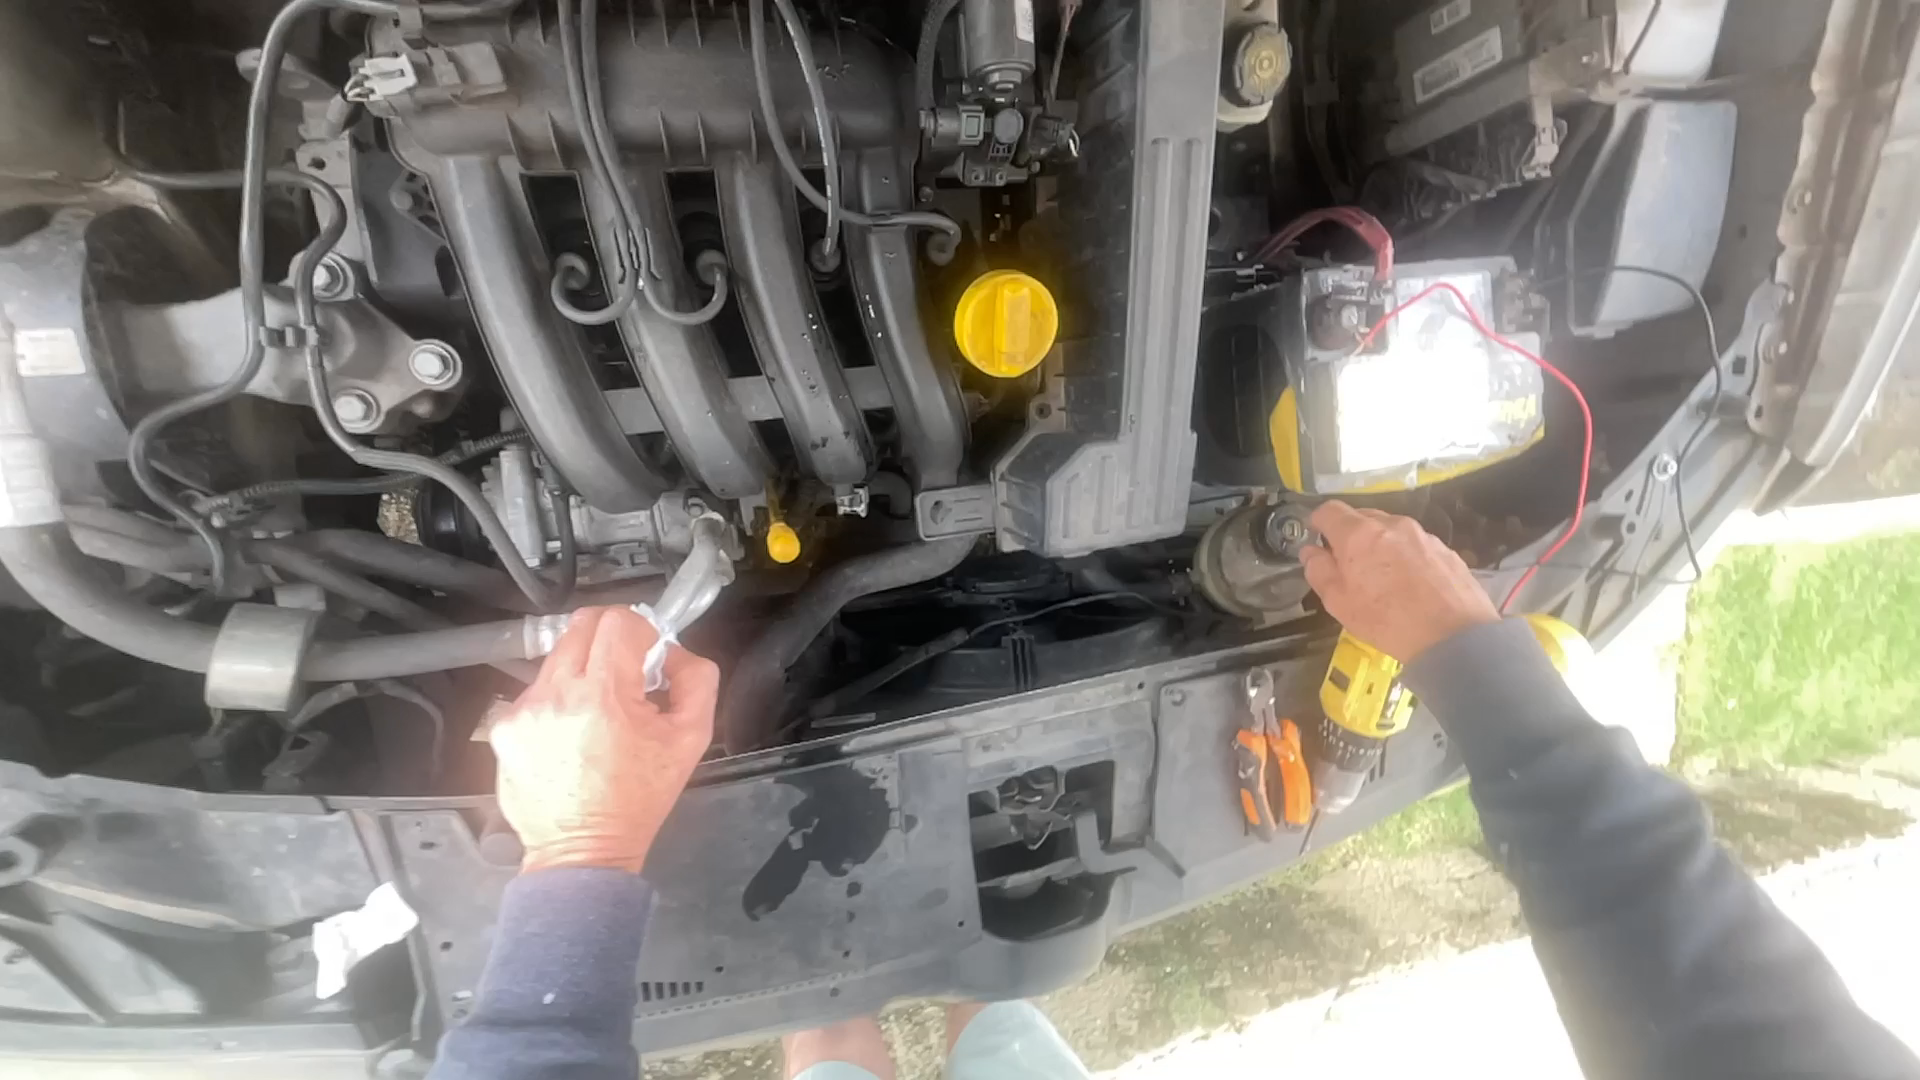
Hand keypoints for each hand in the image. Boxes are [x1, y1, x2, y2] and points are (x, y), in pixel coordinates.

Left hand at [487, 606, 718, 874]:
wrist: (583, 851)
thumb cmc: (642, 795)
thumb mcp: (693, 736)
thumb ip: (696, 678)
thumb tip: (672, 652)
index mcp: (604, 694)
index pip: (618, 621)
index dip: (642, 630)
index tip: (650, 657)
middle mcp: (555, 694)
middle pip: (582, 624)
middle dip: (611, 637)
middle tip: (628, 668)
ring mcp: (522, 711)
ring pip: (558, 655)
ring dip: (584, 667)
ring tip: (601, 708)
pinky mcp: (504, 729)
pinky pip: (538, 690)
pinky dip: (560, 697)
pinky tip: (574, 730)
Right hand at [1299, 501, 1499, 662]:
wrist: (1454, 637)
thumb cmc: (1385, 619)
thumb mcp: (1337, 601)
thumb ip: (1318, 570)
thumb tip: (1311, 552)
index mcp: (1357, 534)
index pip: (1329, 510)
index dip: (1318, 521)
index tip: (1316, 538)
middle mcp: (1390, 525)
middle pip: (1361, 516)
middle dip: (1349, 534)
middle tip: (1347, 563)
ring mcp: (1421, 535)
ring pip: (1390, 529)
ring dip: (1378, 543)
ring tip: (1381, 575)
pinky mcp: (1445, 549)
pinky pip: (1414, 543)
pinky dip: (1404, 555)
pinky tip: (1409, 583)